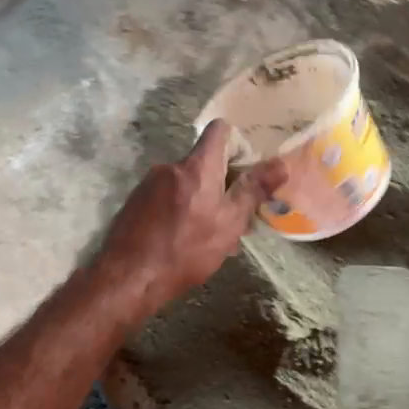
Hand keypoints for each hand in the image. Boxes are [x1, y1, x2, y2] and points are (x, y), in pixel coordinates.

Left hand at [96, 120, 284, 319]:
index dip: (238, 142)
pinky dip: (181, 211)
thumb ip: (253, 191)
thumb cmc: (184, 251)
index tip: (248, 168)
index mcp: (196, 166)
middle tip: (236, 217)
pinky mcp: (135, 203)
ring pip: (186, 184)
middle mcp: (170, 167)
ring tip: (211, 237)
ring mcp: (148, 184)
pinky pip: (167, 198)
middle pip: (203, 162)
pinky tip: (185, 242)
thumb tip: (280, 163)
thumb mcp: (228, 224)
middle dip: (223, 184)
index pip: (219, 131)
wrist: (128, 278)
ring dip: (202, 202)